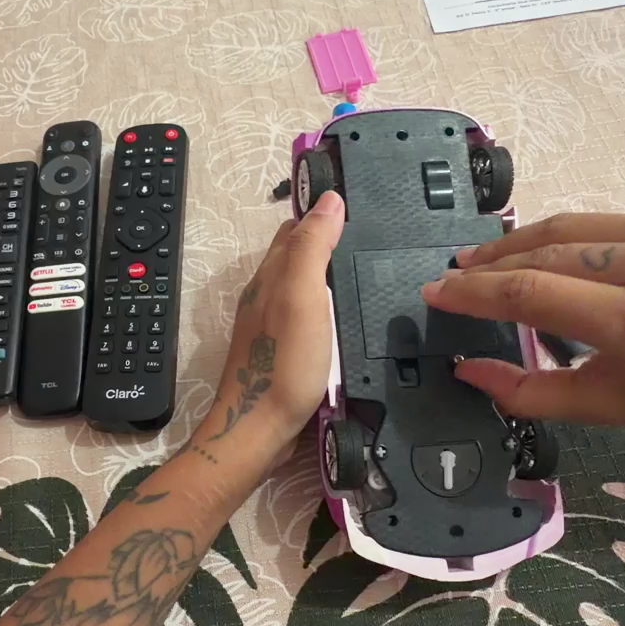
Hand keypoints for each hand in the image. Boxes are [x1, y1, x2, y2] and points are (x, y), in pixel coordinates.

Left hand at [192, 191, 345, 466]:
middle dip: (324, 235)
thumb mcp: (300, 297)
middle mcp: (267, 295)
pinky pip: (305, 313)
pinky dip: (324, 301)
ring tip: (360, 262)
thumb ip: (311, 248)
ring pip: (300, 284)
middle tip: (366, 228)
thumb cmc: (282, 364)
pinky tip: (342, 311)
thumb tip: (328, 200)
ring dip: (324, 268)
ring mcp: (273, 325)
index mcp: (270, 277)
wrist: (258, 428)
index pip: (294, 229)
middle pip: (295, 254)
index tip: (356, 197)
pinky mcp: (281, 350)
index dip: (321, 210)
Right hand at [421, 204, 624, 453]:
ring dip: (523, 243)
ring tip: (488, 258)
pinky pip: (613, 223)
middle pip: (545, 251)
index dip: (472, 292)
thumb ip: (533, 392)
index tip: (435, 291)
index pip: (529, 293)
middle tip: (454, 274)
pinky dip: (575, 240)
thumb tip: (469, 370)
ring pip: (573, 227)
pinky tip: (560, 256)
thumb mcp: (620, 408)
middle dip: (490, 263)